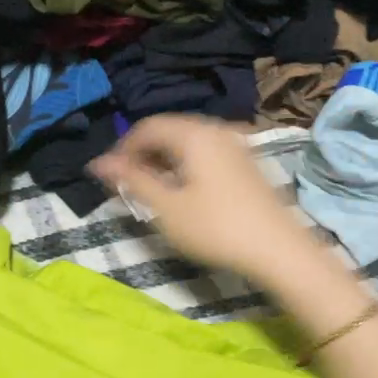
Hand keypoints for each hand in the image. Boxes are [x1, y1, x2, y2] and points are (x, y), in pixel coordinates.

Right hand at [89, 115, 321, 280]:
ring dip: (162, 161)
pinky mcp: (245, 163)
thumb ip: (132, 180)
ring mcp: (235, 145)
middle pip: (168, 131)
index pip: (146, 127)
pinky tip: (180, 192)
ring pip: (187, 143)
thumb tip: (99, 164)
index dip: (122, 149)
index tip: (107, 176)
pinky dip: (184, 166)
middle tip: (125, 184)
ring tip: (150, 190)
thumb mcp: (166, 207)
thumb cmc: (216, 228)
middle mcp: (215, 130)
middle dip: (142, 154)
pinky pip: (205, 153)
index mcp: (194, 134)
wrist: (278, 250)